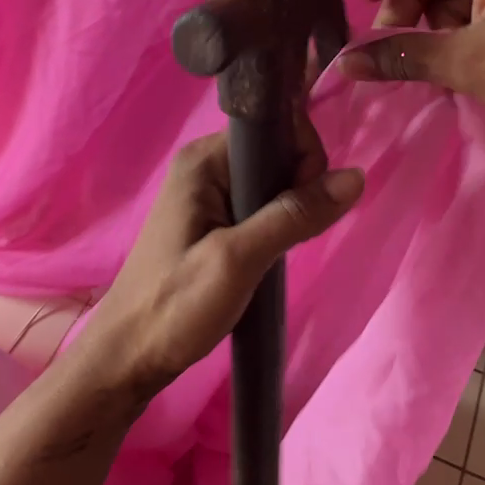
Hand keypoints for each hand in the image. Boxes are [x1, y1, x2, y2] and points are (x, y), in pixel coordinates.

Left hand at [77, 131, 363, 398]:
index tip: (305, 205)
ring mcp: (208, 192)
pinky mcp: (213, 219)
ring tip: (274, 252)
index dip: (304, 157)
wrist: (128, 357)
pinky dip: (276, 224)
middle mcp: (205, 164)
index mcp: (204, 159)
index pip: (276, 127)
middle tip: (288, 238)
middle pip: (278, 152)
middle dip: (300, 188)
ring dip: (289, 211)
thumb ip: (294, 215)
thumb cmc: (175, 307)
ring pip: (274, 182)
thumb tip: (356, 177)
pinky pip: (261, 204)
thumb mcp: (238, 261)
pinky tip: (269, 254)